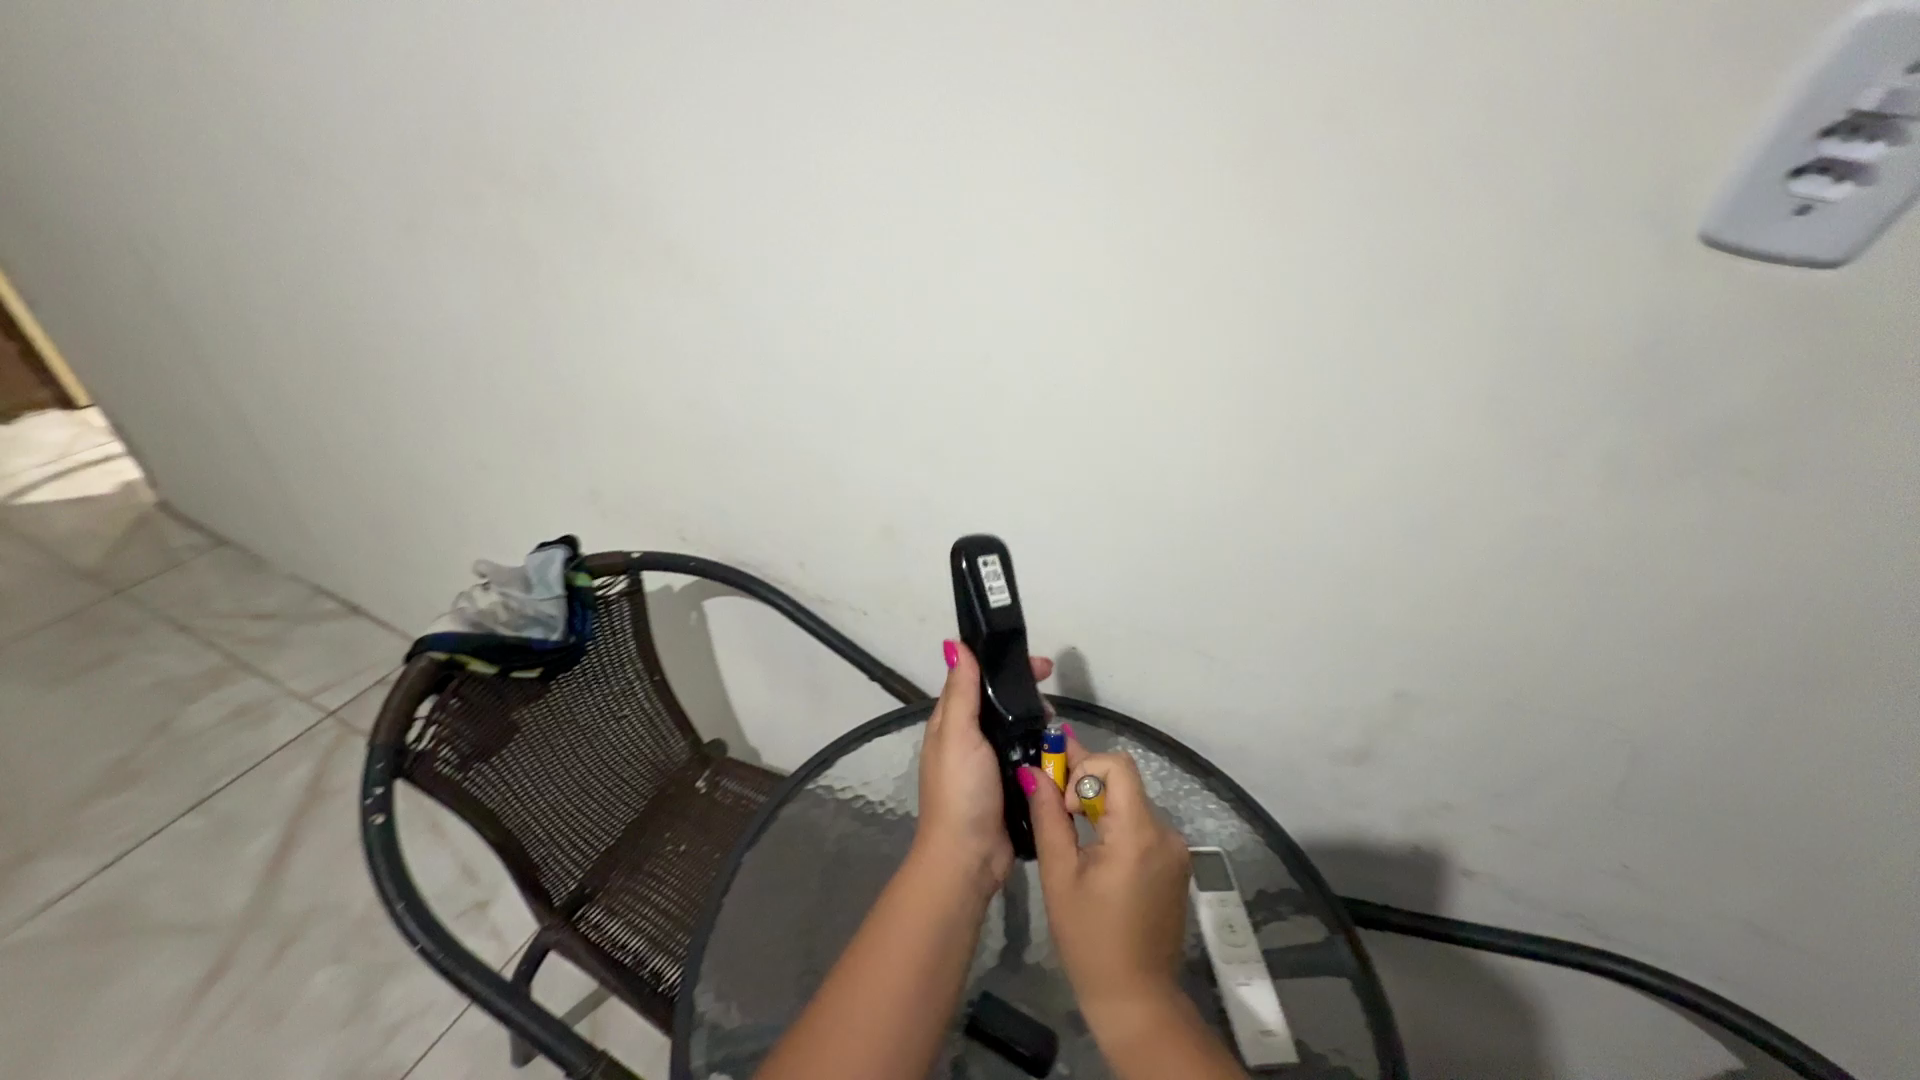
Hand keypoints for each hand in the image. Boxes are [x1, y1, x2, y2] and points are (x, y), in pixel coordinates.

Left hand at [913, 640, 1053, 895]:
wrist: (969, 857)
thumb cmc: (960, 790)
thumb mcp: (957, 734)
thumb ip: (961, 691)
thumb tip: (954, 644)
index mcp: (950, 724)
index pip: (976, 681)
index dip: (1003, 666)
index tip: (1038, 664)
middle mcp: (969, 740)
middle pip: (1001, 705)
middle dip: (1027, 694)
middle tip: (1053, 694)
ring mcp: (990, 765)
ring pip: (1018, 730)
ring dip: (1038, 722)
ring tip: (1057, 724)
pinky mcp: (1010, 786)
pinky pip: (1029, 758)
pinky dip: (1043, 749)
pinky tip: (1059, 749)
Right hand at [1022, 742, 1191, 1026]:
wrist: (1136, 996)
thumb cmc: (1088, 939)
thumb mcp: (1059, 875)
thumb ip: (1048, 816)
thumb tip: (1035, 770)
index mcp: (1138, 832)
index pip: (1117, 764)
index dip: (1084, 768)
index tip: (1063, 804)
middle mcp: (1166, 831)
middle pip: (1123, 781)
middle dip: (1085, 786)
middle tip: (1053, 807)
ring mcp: (1175, 848)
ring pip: (1130, 802)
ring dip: (1099, 807)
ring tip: (1069, 835)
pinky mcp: (1175, 863)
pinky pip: (1141, 825)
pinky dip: (1115, 826)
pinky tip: (1094, 855)